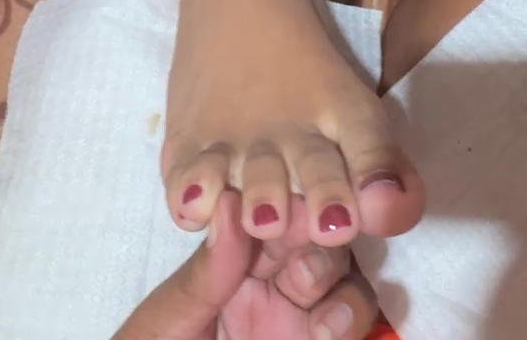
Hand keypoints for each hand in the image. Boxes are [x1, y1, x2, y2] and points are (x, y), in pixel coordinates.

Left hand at [113, 191, 379, 339]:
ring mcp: (301, 320)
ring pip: (346, 275)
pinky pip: (360, 321)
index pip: (268, 212)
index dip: (282, 200)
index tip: (282, 208)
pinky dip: (353, 316)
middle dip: (318, 233)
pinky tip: (325, 332)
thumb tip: (229, 200)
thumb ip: (204, 273)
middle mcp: (274, 285)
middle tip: (299, 265)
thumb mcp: (166, 325)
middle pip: (317, 234)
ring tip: (313, 303)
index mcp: (231, 263)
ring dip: (338, 278)